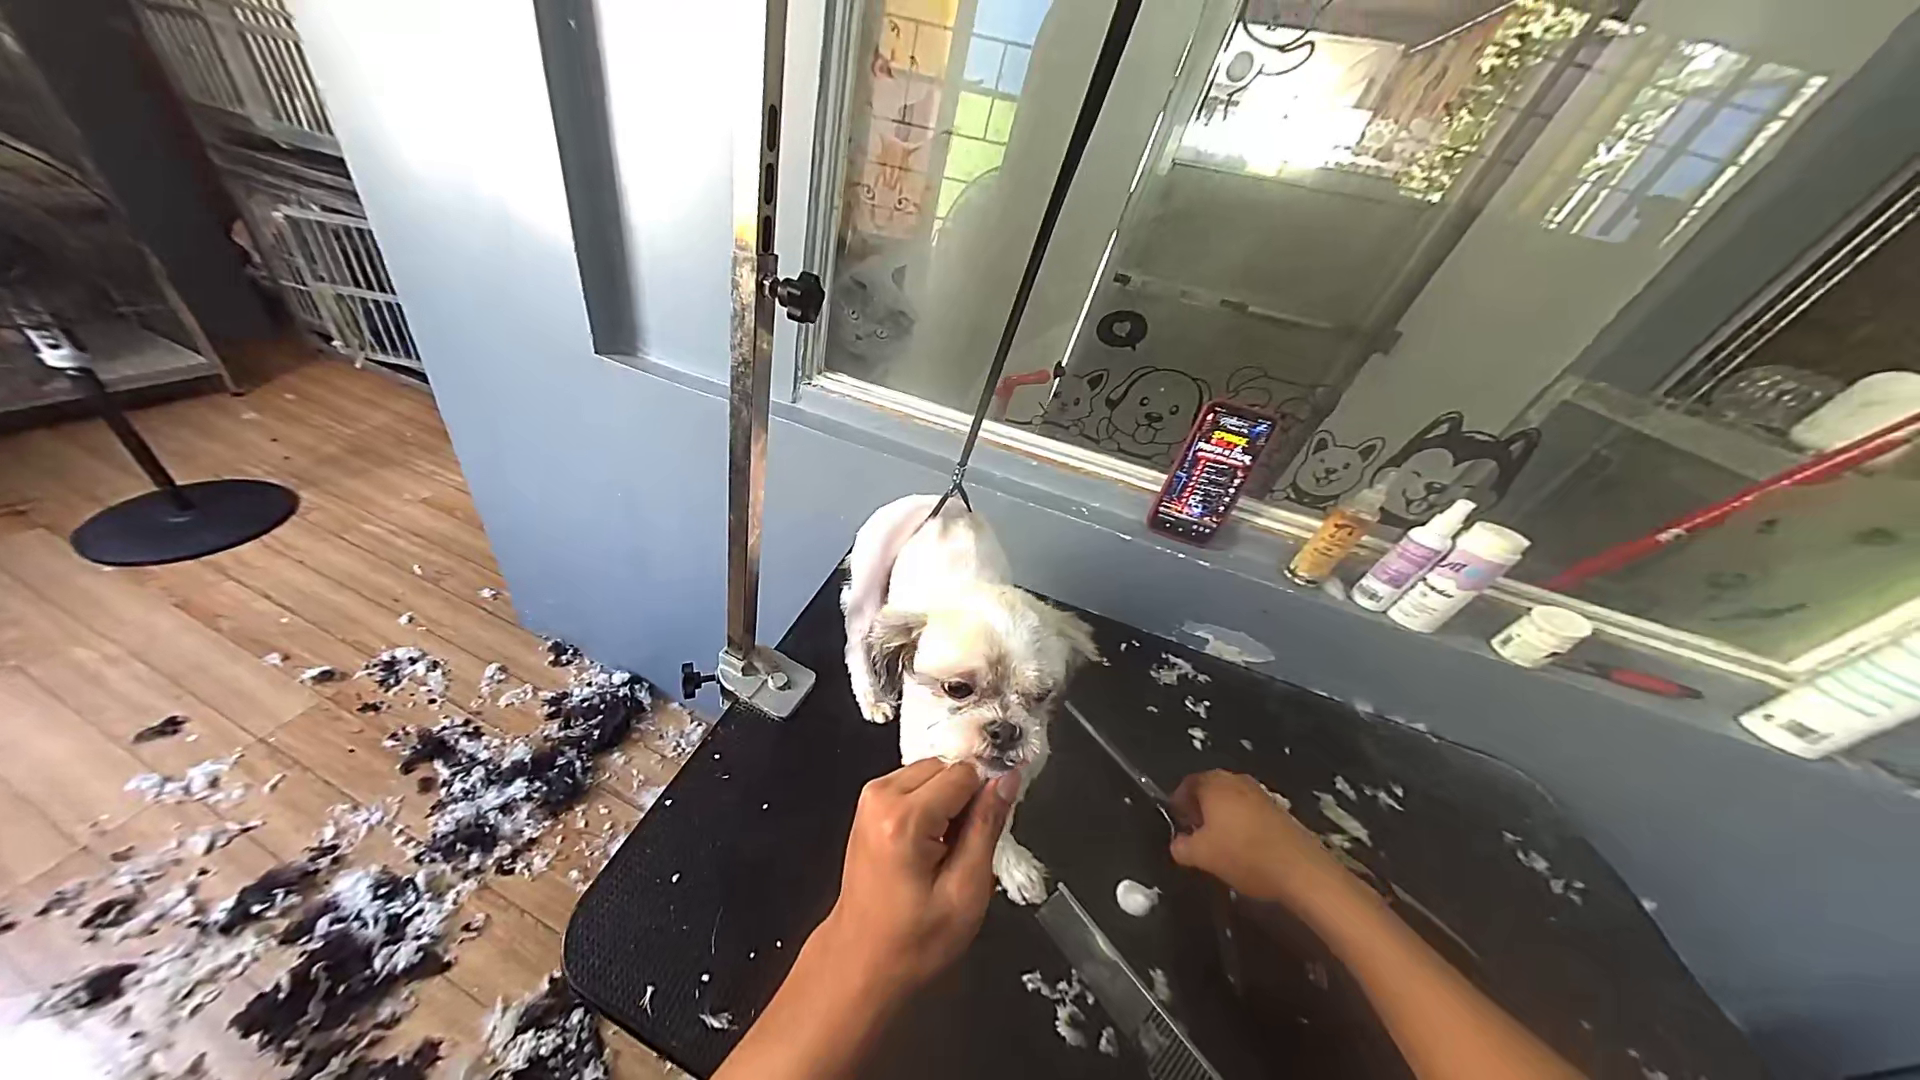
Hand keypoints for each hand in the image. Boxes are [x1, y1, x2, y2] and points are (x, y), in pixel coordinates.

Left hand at [813, 758, 1017, 995]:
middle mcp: (881, 797)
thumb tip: (1006, 780)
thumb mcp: (966, 891)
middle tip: (965, 845)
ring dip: (949, 800)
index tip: (992, 823)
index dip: (986, 795)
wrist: (862, 961)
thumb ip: (988, 826)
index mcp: (904, 819)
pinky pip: (917, 781)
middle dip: (966, 797)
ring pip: (934, 770)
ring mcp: (872, 797)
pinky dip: (932, 803)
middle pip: (948, 766)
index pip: (965, 772)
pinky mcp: (871, 802)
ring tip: (947, 847)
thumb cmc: (912, 940)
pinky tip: (932, 840)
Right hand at [1169, 769, 1356, 908]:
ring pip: (1232, 800)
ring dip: (1222, 817)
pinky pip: (1251, 811)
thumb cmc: (1244, 855)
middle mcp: (1237, 780)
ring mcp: (1262, 794)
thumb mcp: (1201, 856)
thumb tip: (1177, 844)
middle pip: (1210, 789)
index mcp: (1214, 784)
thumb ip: (1181, 847)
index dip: (1178, 803)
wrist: (1303, 872)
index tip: (1178, 823)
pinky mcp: (1281, 811)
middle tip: (1195, 833)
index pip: (1186, 784)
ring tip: (1220, 844)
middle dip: (1200, 809)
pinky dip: (1243, 824)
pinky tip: (1245, 849)